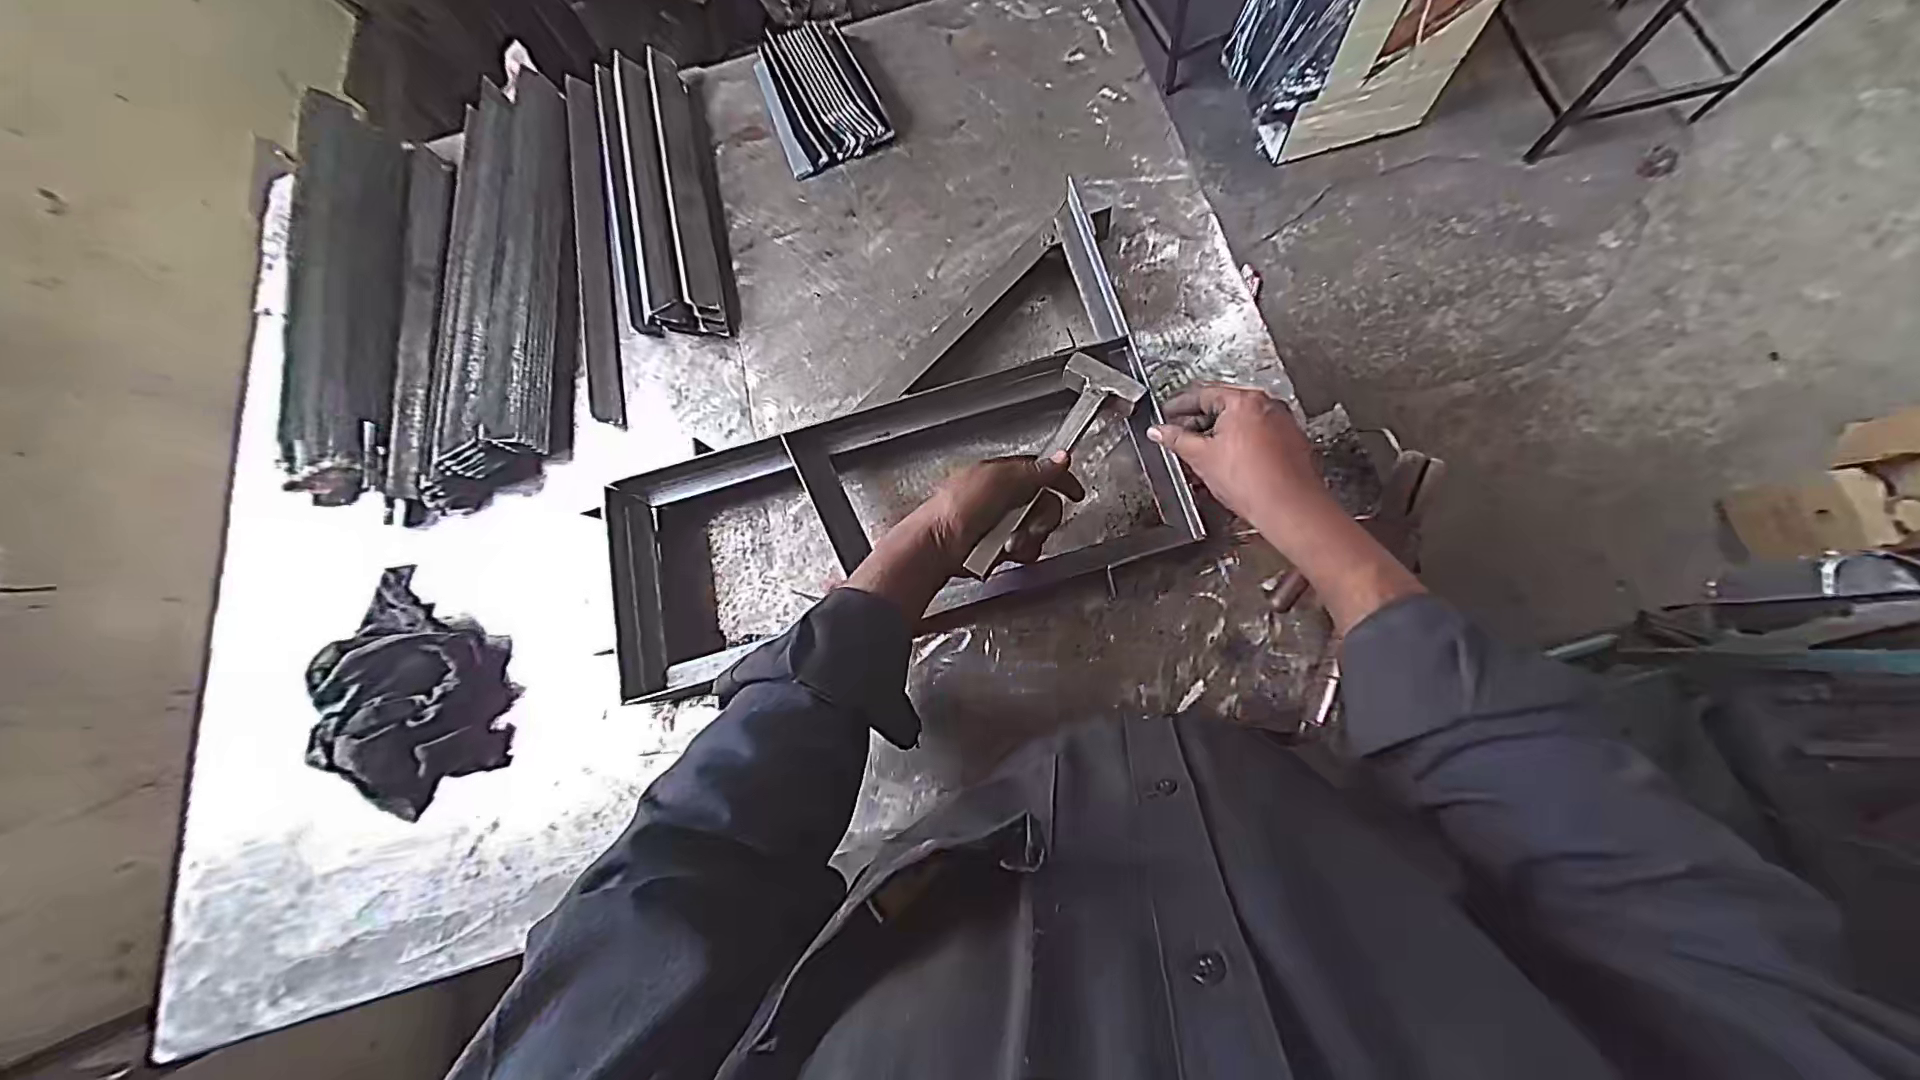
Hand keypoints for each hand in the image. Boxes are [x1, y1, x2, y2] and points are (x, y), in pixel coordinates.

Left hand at [917, 451, 1085, 567]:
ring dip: (1028, 537)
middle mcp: (1003, 498)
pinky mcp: (999, 546)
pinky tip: (1005, 552)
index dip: (1061, 481)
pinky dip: (1020, 552)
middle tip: (1027, 524)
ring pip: (1037, 530)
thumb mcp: (999, 481)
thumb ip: (1034, 471)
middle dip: (1042, 518)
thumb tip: (1061, 458)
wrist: (937, 547)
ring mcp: (1001, 523)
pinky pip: (1025, 549)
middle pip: (1045, 505)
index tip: (1074, 492)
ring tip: (1008, 541)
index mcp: (1002, 474)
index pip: (1041, 473)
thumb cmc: (956, 511)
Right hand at [1147, 383, 1331, 533]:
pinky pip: (1256, 437)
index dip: (1178, 406)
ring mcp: (1282, 424)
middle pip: (1223, 407)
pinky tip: (1226, 464)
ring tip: (1201, 455)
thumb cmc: (1254, 482)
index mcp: (1245, 401)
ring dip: (1218, 436)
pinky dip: (1238, 445)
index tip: (1168, 414)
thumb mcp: (1200, 458)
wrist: (1289, 507)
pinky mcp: (1290, 443)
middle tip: (1179, 435)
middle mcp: (1268, 406)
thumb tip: (1159, 432)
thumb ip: (1176, 440)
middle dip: (1198, 423)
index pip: (1202, 394)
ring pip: (1240, 423)